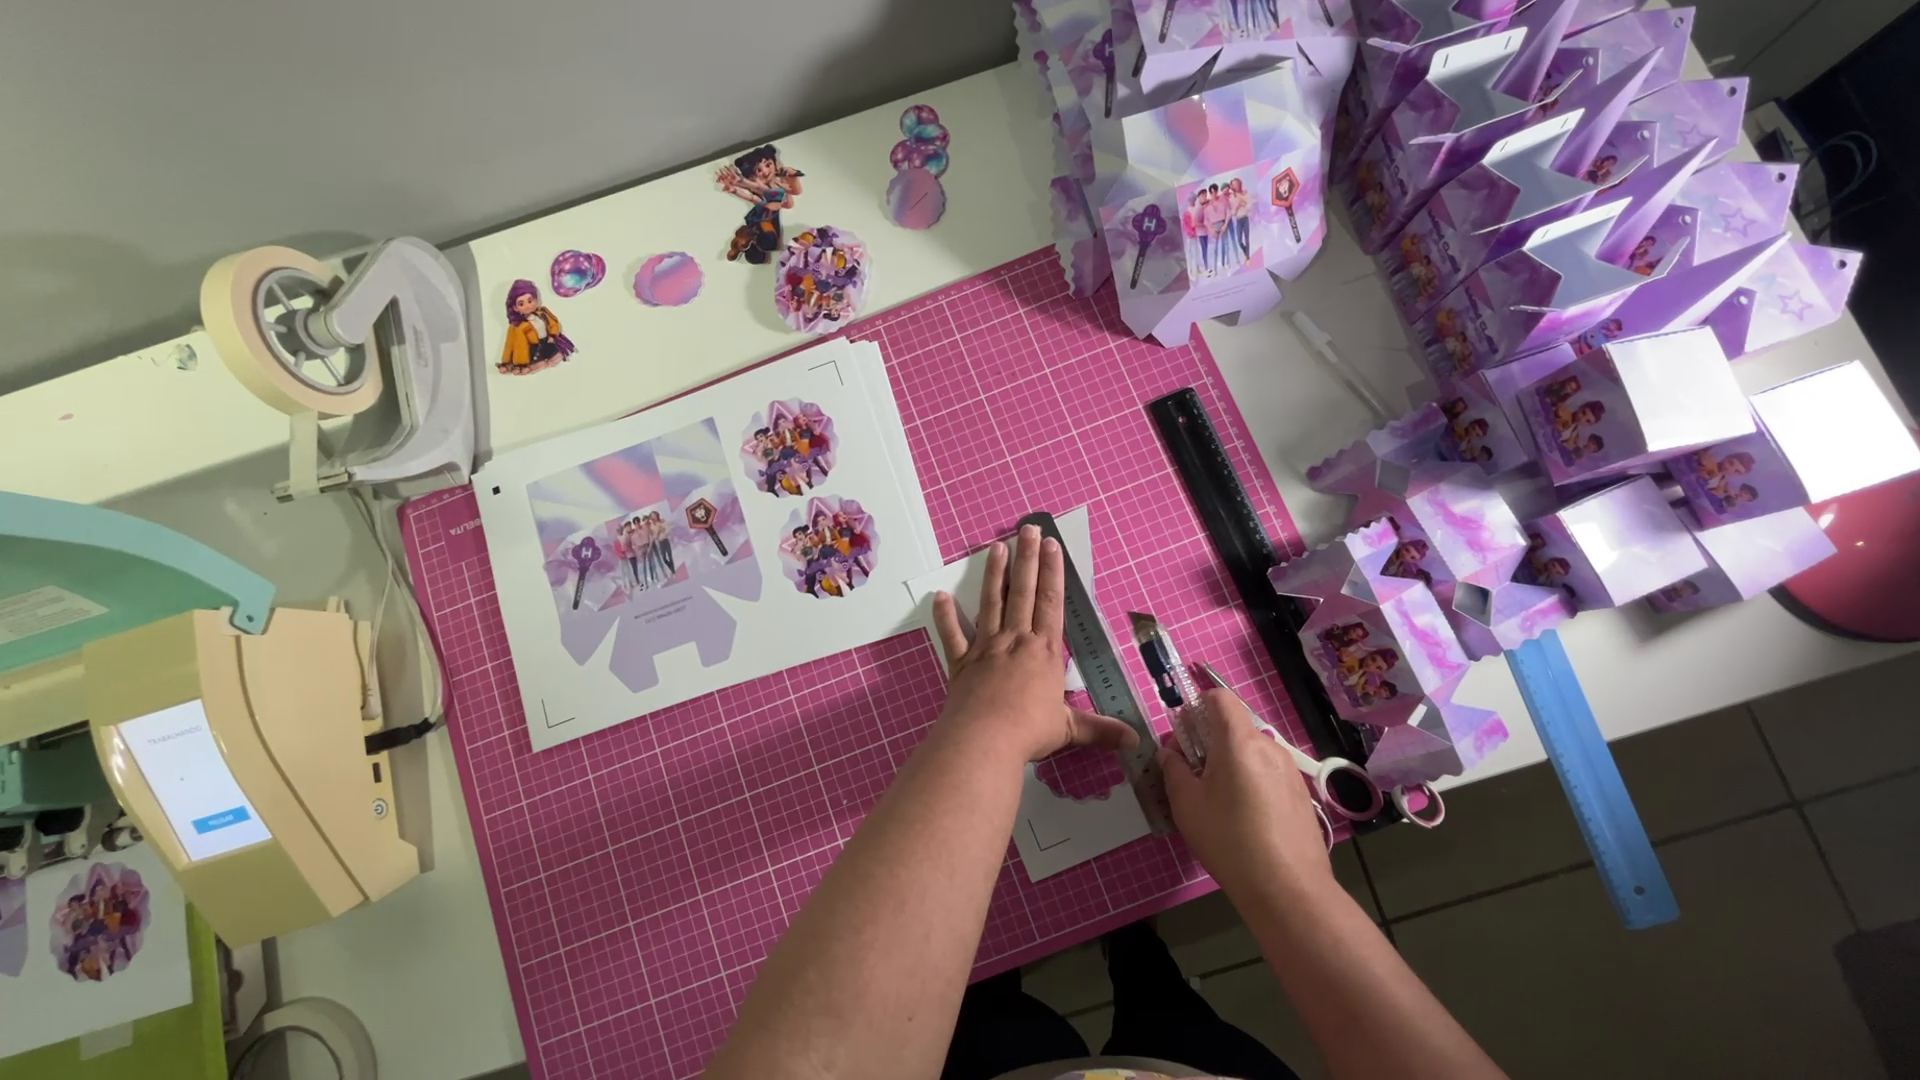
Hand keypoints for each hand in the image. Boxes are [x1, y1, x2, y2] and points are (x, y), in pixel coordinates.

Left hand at [932, 525, 1137, 764]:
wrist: (984, 740)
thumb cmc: (1029, 731)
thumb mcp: (1069, 729)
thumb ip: (1099, 729)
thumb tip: (1135, 741)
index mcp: (1044, 651)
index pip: (1050, 602)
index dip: (1052, 572)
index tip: (1051, 545)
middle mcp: (1015, 641)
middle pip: (1022, 592)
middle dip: (1026, 558)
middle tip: (1027, 528)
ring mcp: (985, 648)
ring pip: (991, 603)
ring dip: (993, 574)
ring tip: (996, 547)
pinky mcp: (961, 662)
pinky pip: (952, 634)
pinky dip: (945, 615)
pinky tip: (940, 596)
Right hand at [1161, 688, 1331, 899]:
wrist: (1289, 890)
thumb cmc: (1229, 841)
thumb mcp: (1187, 805)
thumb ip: (1174, 770)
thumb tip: (1170, 754)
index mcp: (1238, 741)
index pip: (1220, 698)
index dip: (1198, 705)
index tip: (1184, 734)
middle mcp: (1269, 746)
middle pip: (1235, 727)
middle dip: (1210, 741)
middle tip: (1192, 775)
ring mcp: (1290, 770)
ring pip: (1252, 751)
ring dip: (1231, 763)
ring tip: (1218, 801)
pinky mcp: (1301, 794)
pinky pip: (1268, 773)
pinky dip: (1251, 781)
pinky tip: (1245, 818)